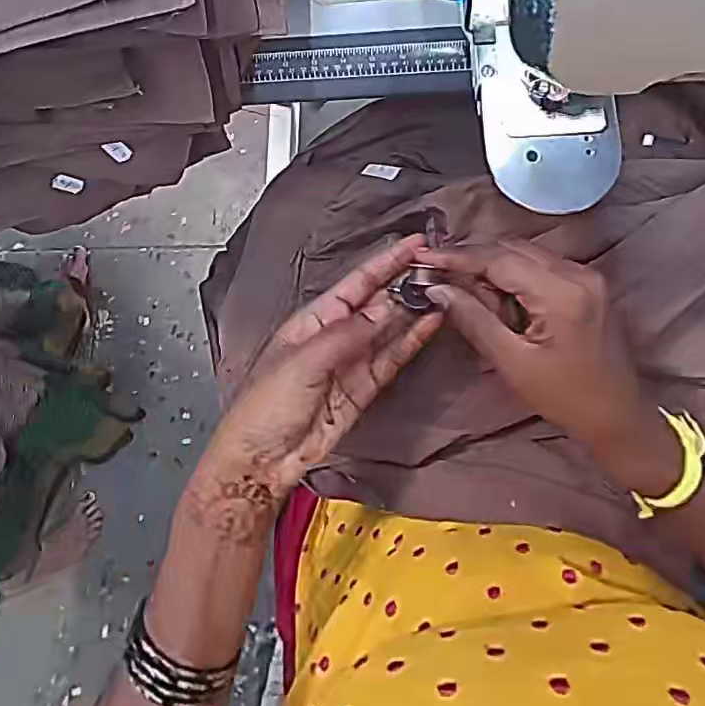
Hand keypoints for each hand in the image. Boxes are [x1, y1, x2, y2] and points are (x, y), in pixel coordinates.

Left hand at [185, 235, 441, 541]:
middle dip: (404, 284)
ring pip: (389, 330)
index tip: (413, 244)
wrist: (262, 460)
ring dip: (413, 311)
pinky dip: (411, 342)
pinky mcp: (363, 388)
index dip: (385, 262)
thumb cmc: (263, 407)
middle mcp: (335, 335)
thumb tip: (385, 309)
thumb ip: (347, 335)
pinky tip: (429, 324)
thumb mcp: (303, 362)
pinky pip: (392, 359)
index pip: (356, 283)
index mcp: (313, 319)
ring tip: (442, 291)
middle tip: (437, 267)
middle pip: (377, 303)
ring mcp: (351, 362)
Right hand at [417, 240, 658, 461]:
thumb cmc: (566, 397)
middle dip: (474, 261)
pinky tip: (499, 300)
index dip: (457, 256)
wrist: (620, 417)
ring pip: (526, 254)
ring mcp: (587, 276)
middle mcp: (578, 273)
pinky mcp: (589, 284)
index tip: (424, 255)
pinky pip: (541, 266)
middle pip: (512, 249)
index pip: (499, 259)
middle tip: (443, 280)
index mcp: (562, 292)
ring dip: (494, 268)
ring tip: (470, 295)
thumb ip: (474, 318)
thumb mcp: (512, 362)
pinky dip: (515, 276)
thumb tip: (438, 288)